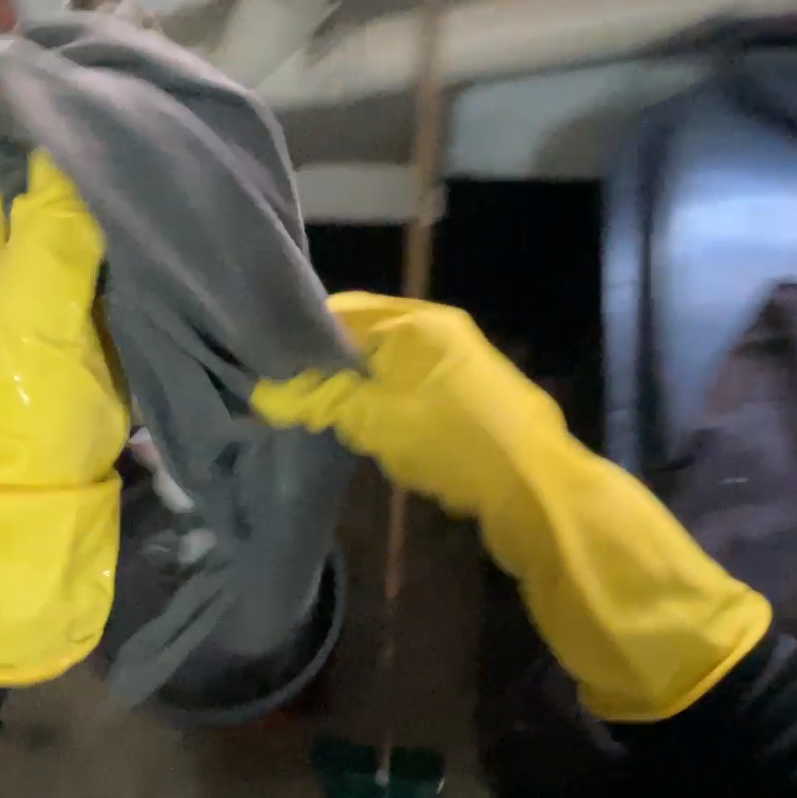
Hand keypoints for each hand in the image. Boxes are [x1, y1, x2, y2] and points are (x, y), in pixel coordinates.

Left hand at [0, 133, 128, 685]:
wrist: (51, 477)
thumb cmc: (26, 390)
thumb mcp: (36, 298)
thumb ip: (55, 218)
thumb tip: (76, 135)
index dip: (15, 111)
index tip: (75, 87)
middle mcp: (0, 248)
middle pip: (30, 172)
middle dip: (74, 144)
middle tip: (133, 112)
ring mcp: (44, 277)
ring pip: (74, 210)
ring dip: (109, 187)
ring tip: (157, 146)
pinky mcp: (87, 305)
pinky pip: (107, 250)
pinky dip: (130, 230)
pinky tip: (166, 202)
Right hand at [252, 293, 769, 721]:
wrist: (534, 487)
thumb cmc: (451, 440)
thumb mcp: (375, 419)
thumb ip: (319, 401)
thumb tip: (262, 395)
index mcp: (416, 321)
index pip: (341, 310)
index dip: (301, 337)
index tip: (268, 365)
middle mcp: (437, 329)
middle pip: (362, 337)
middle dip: (326, 366)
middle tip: (288, 394)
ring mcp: (455, 362)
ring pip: (384, 364)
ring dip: (353, 387)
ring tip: (318, 414)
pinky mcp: (464, 393)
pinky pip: (407, 385)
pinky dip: (381, 401)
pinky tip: (364, 428)